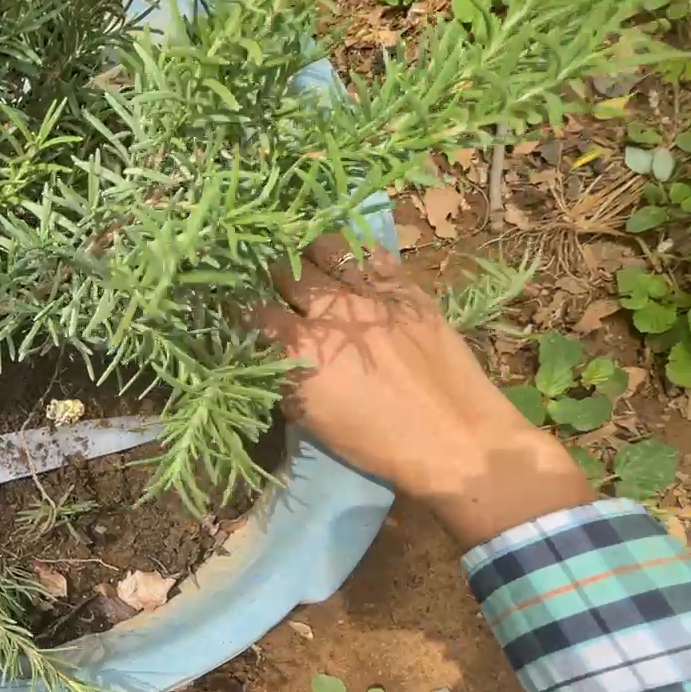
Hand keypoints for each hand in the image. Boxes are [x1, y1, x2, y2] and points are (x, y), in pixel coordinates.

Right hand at [254, 234, 595, 547]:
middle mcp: (333, 314)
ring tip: (302, 256)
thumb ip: (283, 377)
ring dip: (309, 254)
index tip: (237, 310)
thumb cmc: (370, 438)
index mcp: (301, 349)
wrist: (454, 437)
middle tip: (264, 278)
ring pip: (331, 253)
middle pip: (288, 276)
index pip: (257, 314)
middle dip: (269, 276)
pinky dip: (356, 255)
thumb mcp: (308, 416)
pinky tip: (347, 260)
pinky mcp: (410, 293)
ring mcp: (374, 297)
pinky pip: (376, 258)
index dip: (242, 310)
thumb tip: (268, 354)